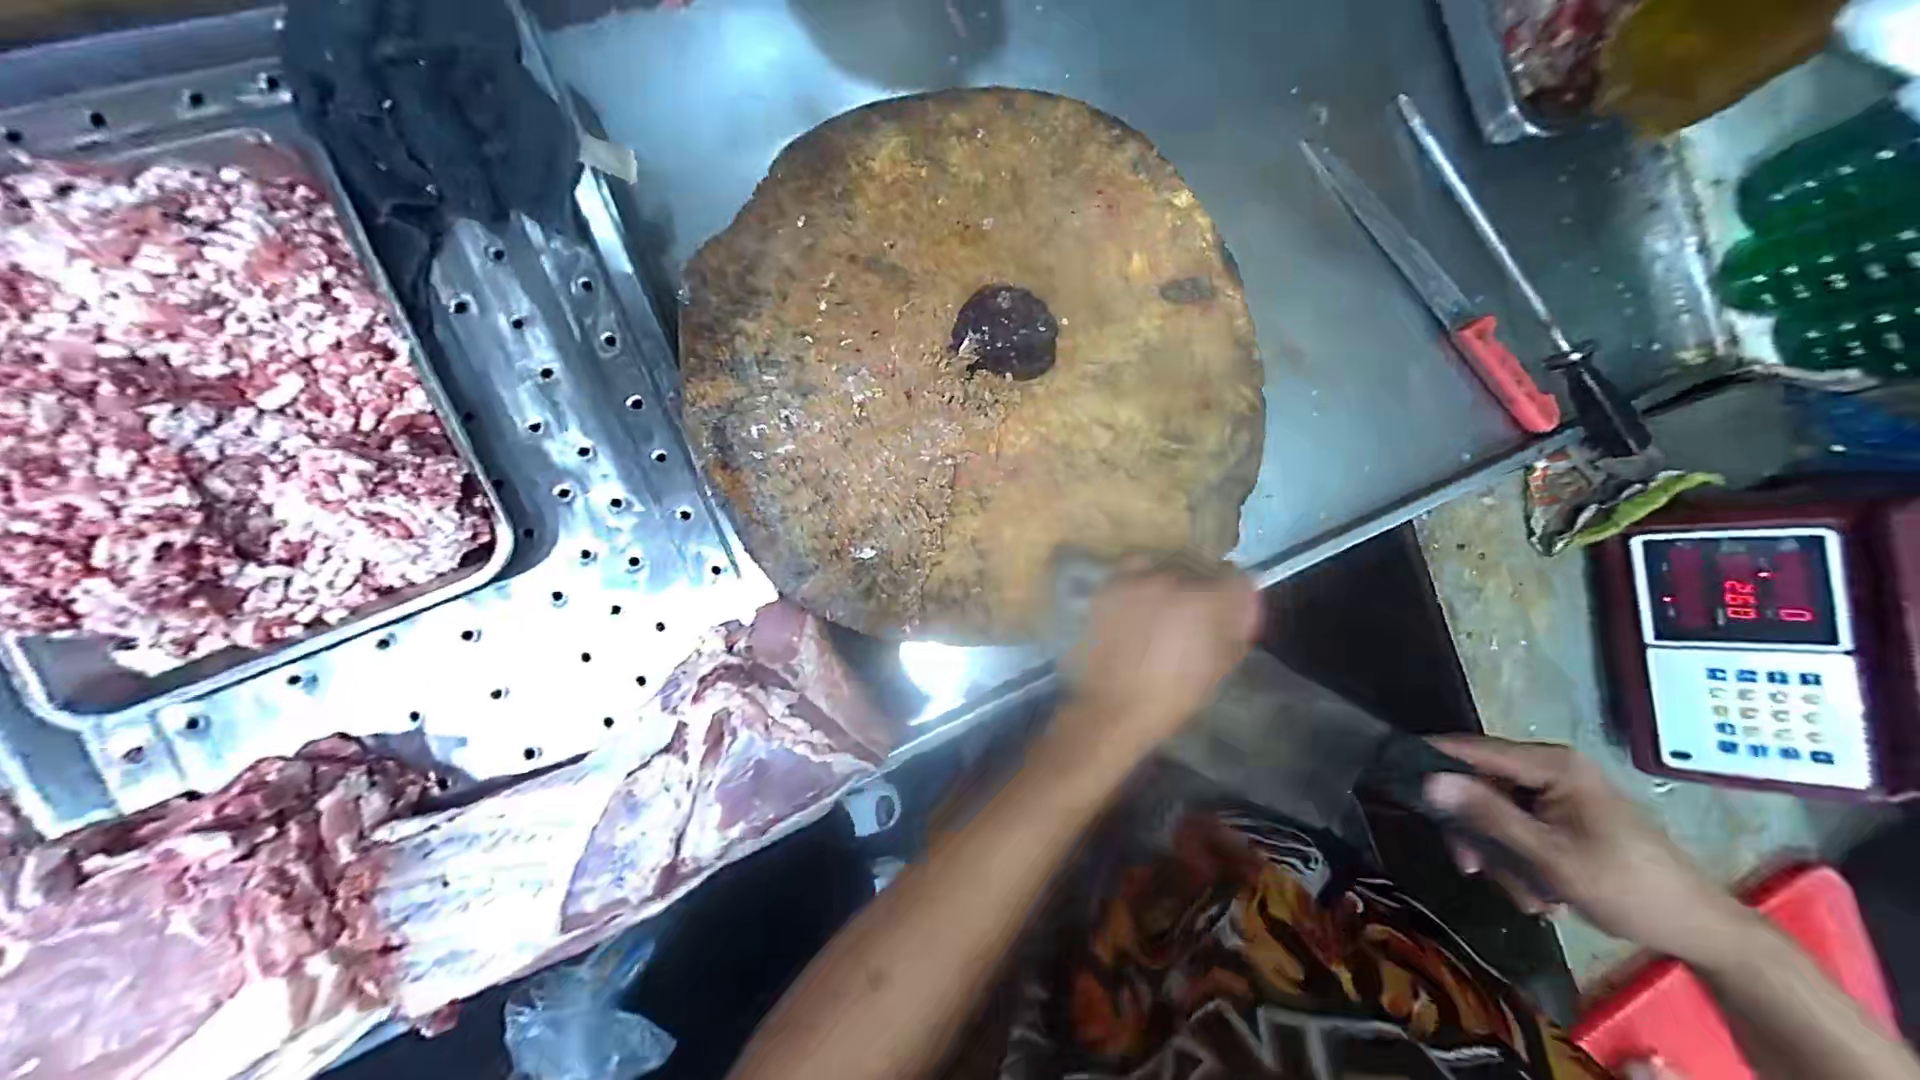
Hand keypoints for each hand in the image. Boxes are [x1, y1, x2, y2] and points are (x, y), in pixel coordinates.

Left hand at [1059, 569, 1257, 761]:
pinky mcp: (1110, 586)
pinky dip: (1142, 580)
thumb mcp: (1219, 664)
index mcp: (1204, 601)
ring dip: (1174, 583)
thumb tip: (1241, 605)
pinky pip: (1135, 569)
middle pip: (1201, 569)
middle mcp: (1170, 580)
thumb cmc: (1173, 694)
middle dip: (1206, 589)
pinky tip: (1142, 602)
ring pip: (1168, 565)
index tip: (1233, 610)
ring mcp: (1136, 580)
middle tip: (1199, 614)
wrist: (1115, 706)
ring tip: (1167, 609)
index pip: (1237, 579)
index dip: (1238, 597)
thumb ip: (1236, 627)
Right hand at [1423, 737, 1751, 963]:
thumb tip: (1428, 779)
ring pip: (1494, 811)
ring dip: (1500, 854)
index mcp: (1552, 764)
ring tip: (1526, 894)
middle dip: (1476, 831)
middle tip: (1472, 868)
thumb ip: (1487, 814)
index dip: (1431, 760)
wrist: (1702, 930)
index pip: (1471, 748)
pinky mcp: (1563, 813)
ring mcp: (1558, 790)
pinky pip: (1516, 824)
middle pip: (1479, 784)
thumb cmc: (1628, 888)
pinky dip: (1518, 858)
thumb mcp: (1550, 856)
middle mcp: (1551, 767)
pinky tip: (1539, 890)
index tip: (1395, 779)